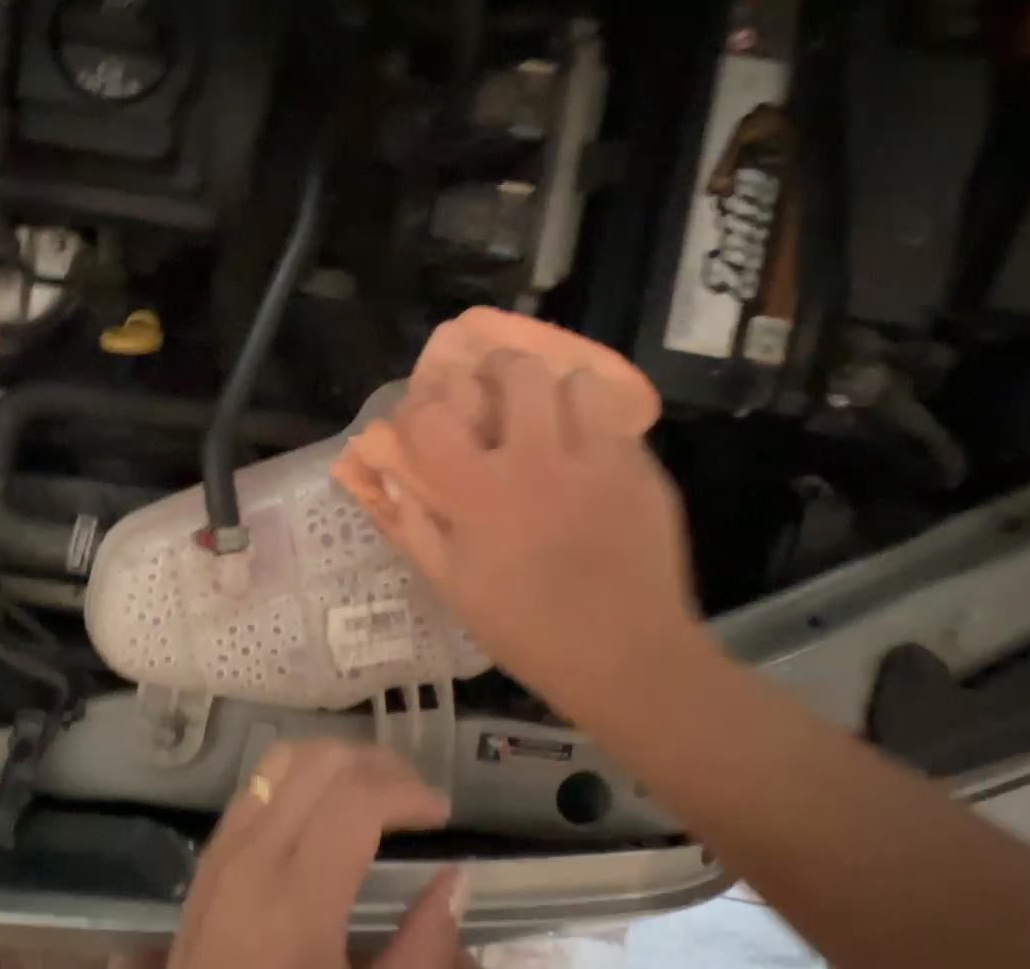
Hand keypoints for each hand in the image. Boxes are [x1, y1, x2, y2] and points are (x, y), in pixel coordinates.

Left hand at [169, 740, 468, 968]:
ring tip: (379, 788)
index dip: (409, 792)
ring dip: (338, 760)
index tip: (444, 813)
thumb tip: (456, 879)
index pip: (357, 799)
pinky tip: (325, 803)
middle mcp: (253, 856)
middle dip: (380, 766)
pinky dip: (300, 773)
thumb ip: (422, 949)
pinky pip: (257, 783)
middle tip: (419, 796)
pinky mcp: (208, 856)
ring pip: (284, 759)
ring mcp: (223, 849)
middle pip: (322, 763)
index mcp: (296, 900)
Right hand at [383, 353, 702, 706]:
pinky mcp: (641, 472)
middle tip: (494, 394)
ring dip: (555, 392)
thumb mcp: (452, 586)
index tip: (426, 421)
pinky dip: (595, 428)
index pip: (433, 414)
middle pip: (513, 372)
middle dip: (496, 371)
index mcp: (479, 492)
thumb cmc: (526, 629)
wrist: (628, 659)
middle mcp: (535, 461)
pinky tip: (591, 458)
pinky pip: (616, 422)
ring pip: (575, 383)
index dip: (421, 408)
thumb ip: (413, 527)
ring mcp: (596, 461)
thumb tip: (387, 482)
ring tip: (551, 418)